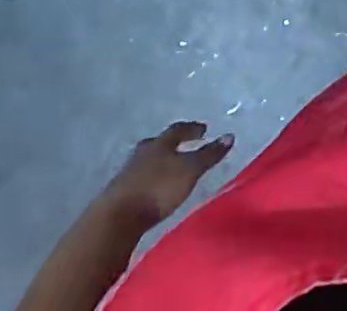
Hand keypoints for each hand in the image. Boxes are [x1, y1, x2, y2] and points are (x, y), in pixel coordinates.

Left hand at [98, 121, 233, 229]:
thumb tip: (230, 135)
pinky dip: (150, 179)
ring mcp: (128, 172)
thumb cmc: (158, 188)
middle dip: (173, 144)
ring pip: (147, 161)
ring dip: (160, 162)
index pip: (178, 129)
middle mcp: (143, 152)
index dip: (192, 129)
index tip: (203, 129)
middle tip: (185, 146)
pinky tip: (153, 189)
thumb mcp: (190, 171)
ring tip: (170, 169)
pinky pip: (139, 178)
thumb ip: (209, 155)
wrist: (116, 217)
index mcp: (160, 143)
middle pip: (160, 143)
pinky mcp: (119, 193)